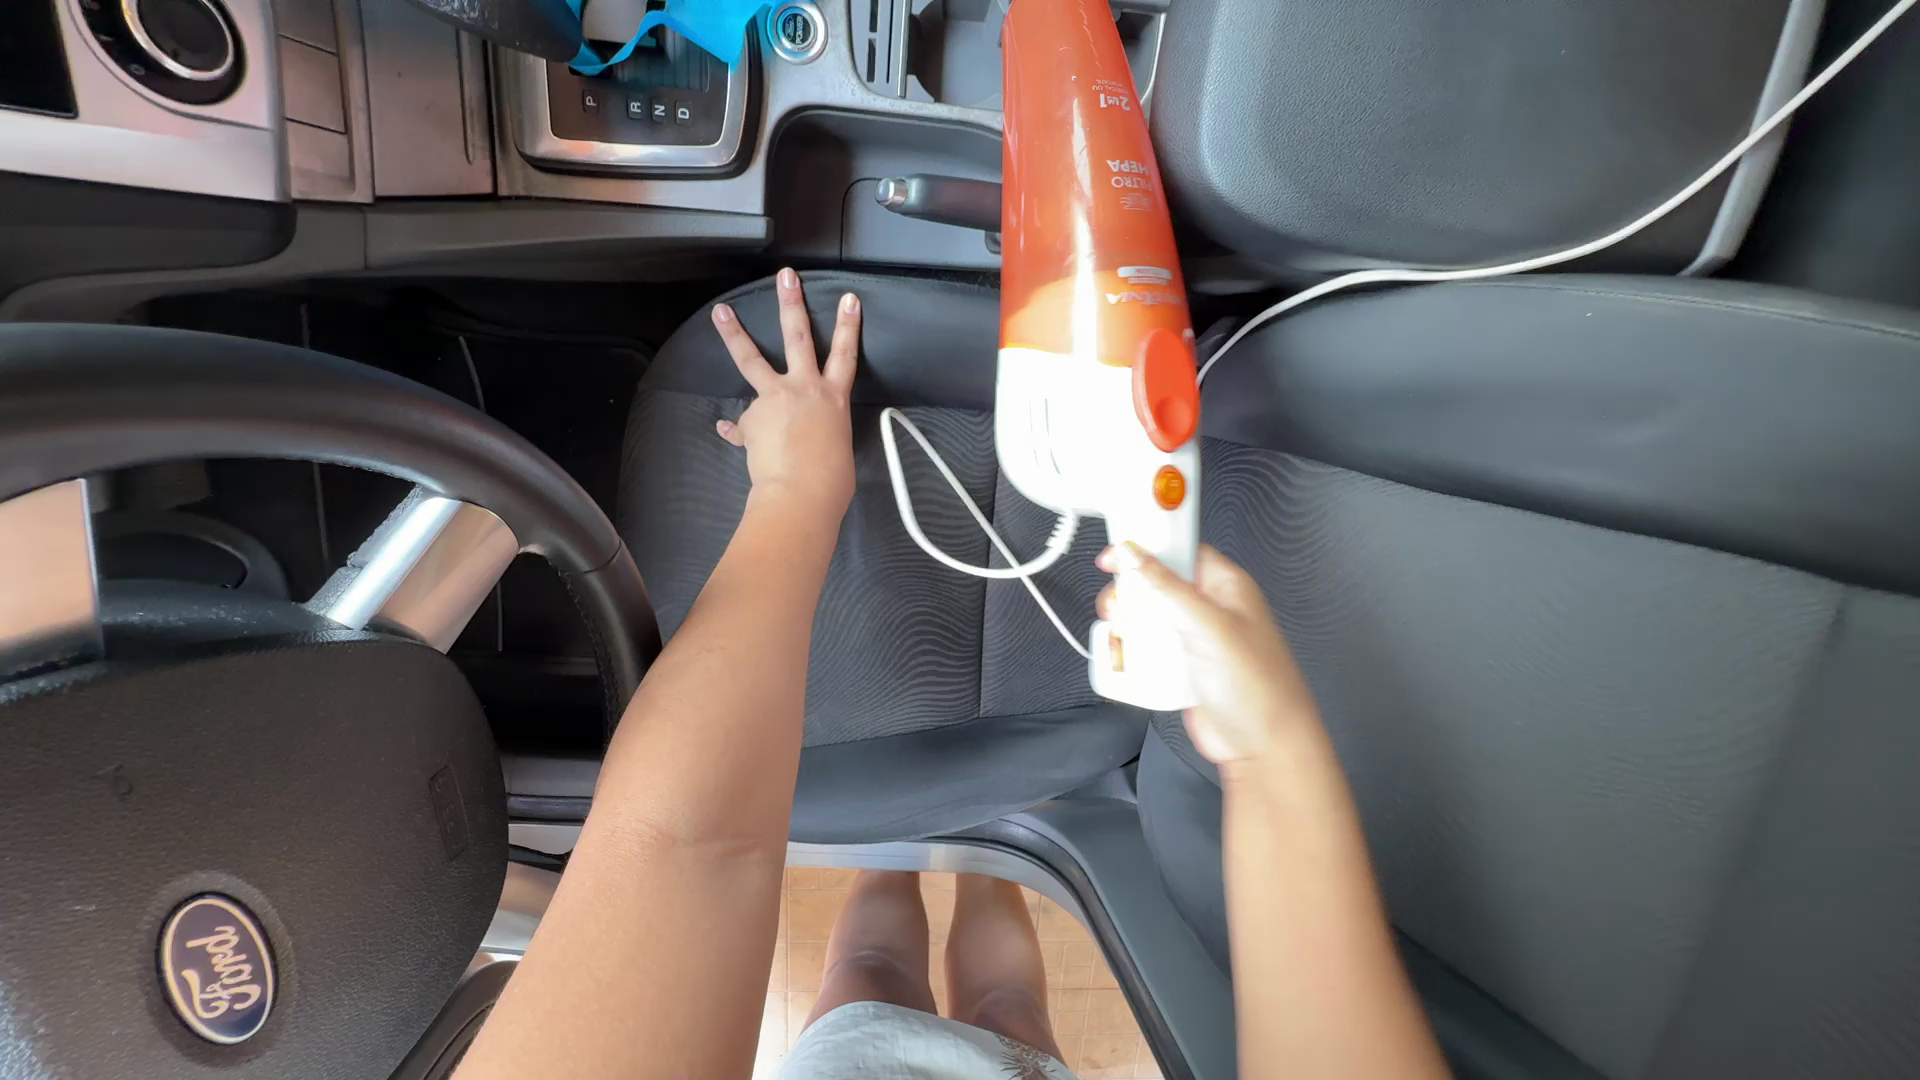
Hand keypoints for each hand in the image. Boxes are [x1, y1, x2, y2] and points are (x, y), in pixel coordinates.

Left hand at [710, 268, 860, 512]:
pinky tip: (727, 429)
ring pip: (751, 360)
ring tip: (721, 313)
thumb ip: (822, 433)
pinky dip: (737, 429)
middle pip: (797, 338)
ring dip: (735, 333)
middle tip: (785, 277)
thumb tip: (804, 437)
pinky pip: (742, 425)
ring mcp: (773, 401)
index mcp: (833, 399)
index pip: (845, 355)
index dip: (848, 326)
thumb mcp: (837, 449)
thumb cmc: (832, 481)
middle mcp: (803, 390)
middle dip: (791, 304)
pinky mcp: (750, 421)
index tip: (848, 299)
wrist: (800, 495)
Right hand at [1096, 543, 1319, 763]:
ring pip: (1146, 615)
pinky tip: (1124, 657)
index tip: (1114, 556)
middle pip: (1156, 583)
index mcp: (1224, 586)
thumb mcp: (1207, 625)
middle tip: (1116, 606)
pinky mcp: (1180, 664)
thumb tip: (1133, 552)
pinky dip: (1130, 649)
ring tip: (1118, 635)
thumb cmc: (1255, 685)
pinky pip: (1146, 646)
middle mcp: (1208, 608)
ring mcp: (1193, 637)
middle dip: (1129, 591)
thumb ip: (1166, 586)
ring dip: (1126, 622)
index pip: (1180, 550)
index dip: (1146, 548)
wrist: (1261, 747)